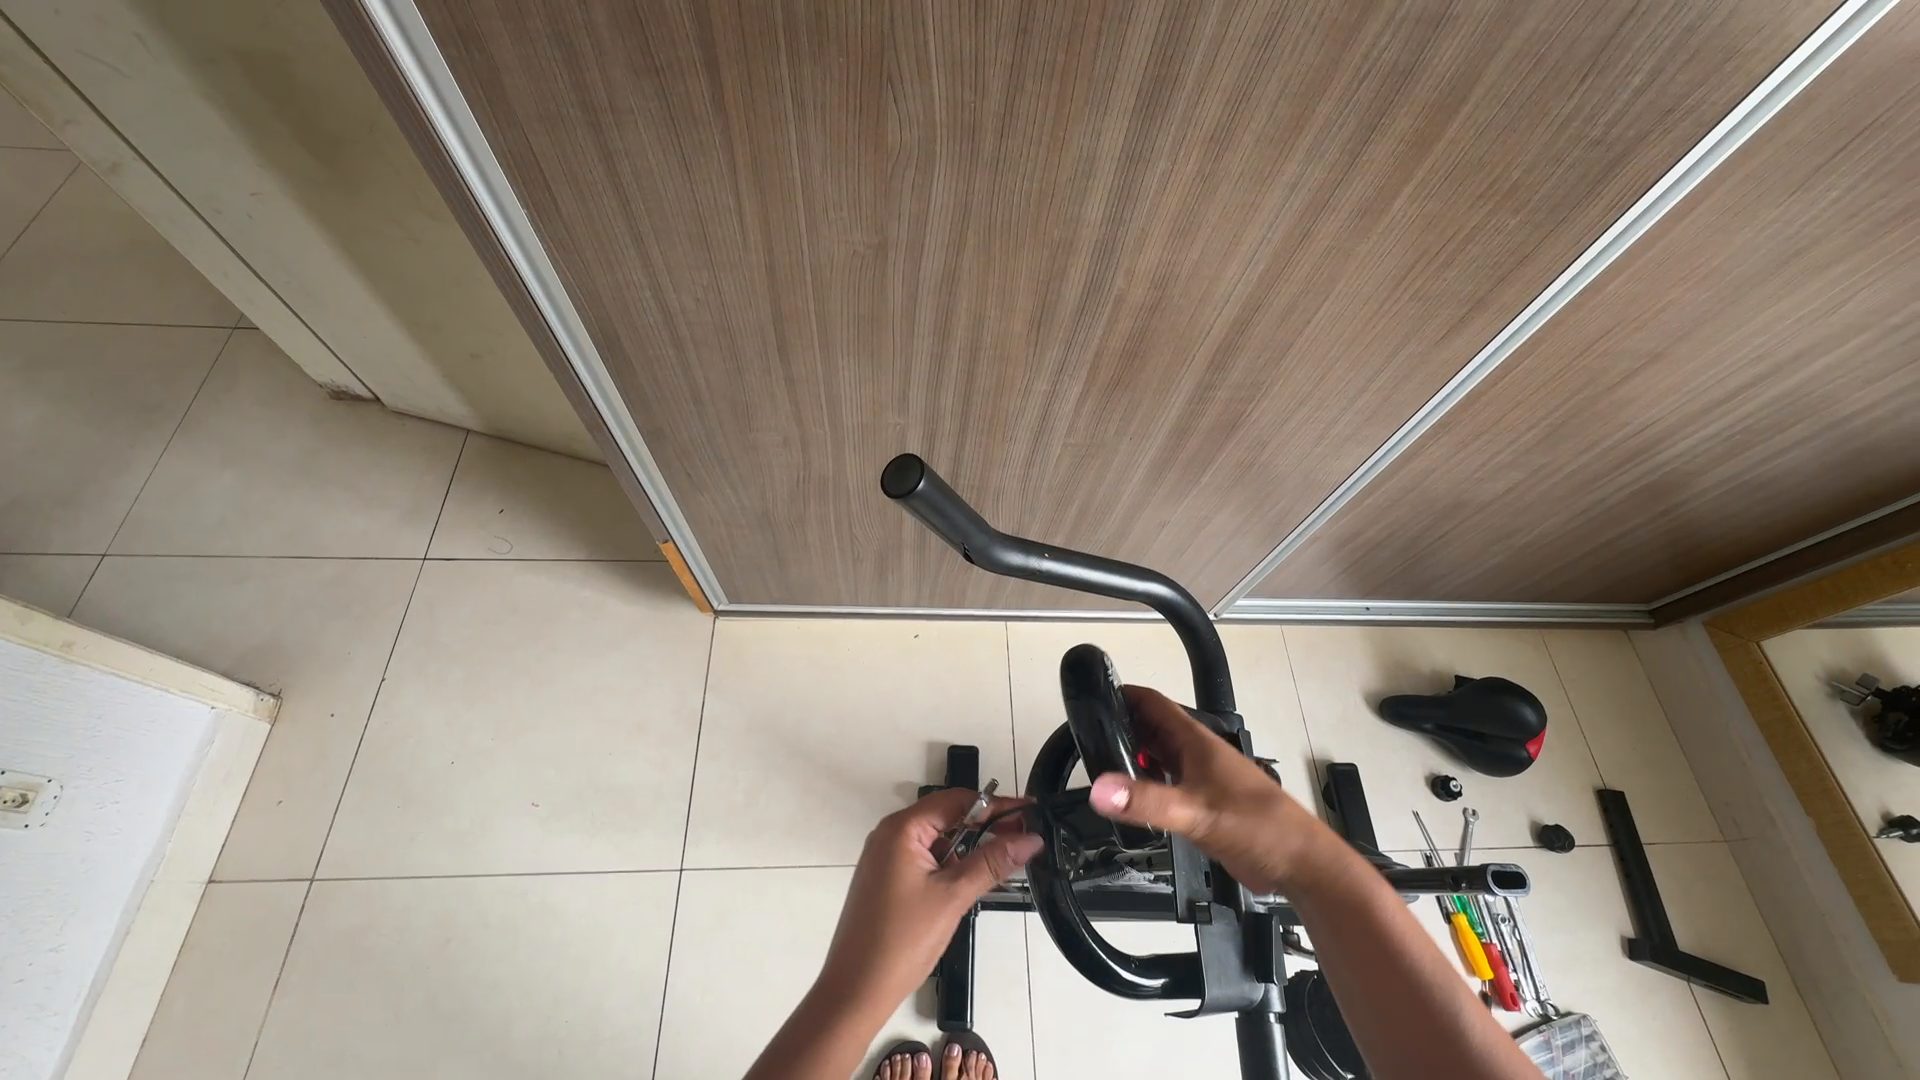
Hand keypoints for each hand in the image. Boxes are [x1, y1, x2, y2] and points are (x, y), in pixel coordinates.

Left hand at [817, 788, 1043, 1006]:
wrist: (855, 991)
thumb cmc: (901, 941)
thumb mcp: (952, 897)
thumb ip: (992, 862)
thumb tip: (1031, 839)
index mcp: (901, 829)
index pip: (957, 800)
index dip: (996, 806)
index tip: (1030, 814)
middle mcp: (890, 834)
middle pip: (947, 816)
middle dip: (986, 826)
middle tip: (1025, 839)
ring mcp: (886, 857)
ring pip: (938, 839)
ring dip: (970, 847)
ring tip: (1005, 859)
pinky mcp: (887, 879)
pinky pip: (926, 858)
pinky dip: (951, 864)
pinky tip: (973, 878)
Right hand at [1087, 685, 1333, 893]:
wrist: (1298, 864)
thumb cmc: (1258, 827)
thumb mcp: (1195, 812)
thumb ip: (1146, 801)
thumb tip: (1099, 789)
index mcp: (1195, 741)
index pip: (1152, 702)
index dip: (1122, 695)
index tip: (1089, 699)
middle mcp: (1196, 754)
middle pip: (1151, 728)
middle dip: (1120, 728)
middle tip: (1087, 738)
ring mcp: (1200, 779)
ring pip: (1159, 757)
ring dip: (1133, 757)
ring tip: (1101, 767)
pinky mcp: (1203, 804)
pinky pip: (1167, 785)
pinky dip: (1146, 786)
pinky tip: (1131, 801)